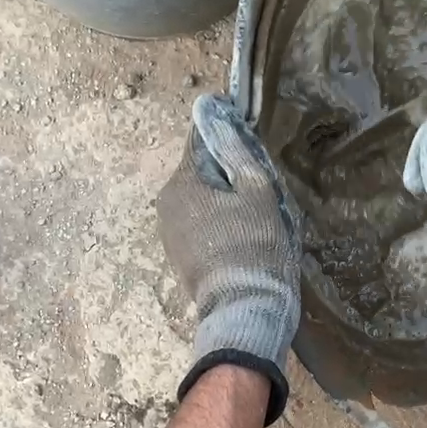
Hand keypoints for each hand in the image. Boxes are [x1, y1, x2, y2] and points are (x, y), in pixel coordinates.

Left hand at [156, 95, 301, 424]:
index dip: (224, 130)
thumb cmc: (255, 244)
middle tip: (260, 176)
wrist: (245, 307)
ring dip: (224, 197)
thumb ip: (238, 153)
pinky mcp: (180, 255)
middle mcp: (166, 203)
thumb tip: (221, 120)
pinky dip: (219, 220)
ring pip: (200, 199)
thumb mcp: (257, 192)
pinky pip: (200, 223)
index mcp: (181, 183)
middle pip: (200, 172)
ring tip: (255, 207)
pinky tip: (243, 231)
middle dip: (226, 169)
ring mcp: (169, 232)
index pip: (200, 141)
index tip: (245, 124)